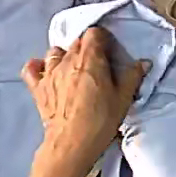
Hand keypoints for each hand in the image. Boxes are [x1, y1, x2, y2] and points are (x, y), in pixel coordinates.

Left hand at [21, 28, 148, 176]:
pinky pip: (31, 68)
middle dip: (87, 47)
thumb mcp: (124, 97)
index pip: (94, 33)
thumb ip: (133, 75)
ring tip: (74, 67)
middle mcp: (68, 61)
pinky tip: (46, 71)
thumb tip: (144, 62)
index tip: (110, 49)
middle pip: (76, 42)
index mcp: (91, 59)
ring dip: (65, 55)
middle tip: (98, 61)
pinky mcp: (37, 87)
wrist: (72, 143)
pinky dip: (38, 66)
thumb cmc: (101, 119)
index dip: (103, 38)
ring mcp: (49, 73)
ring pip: (55, 52)